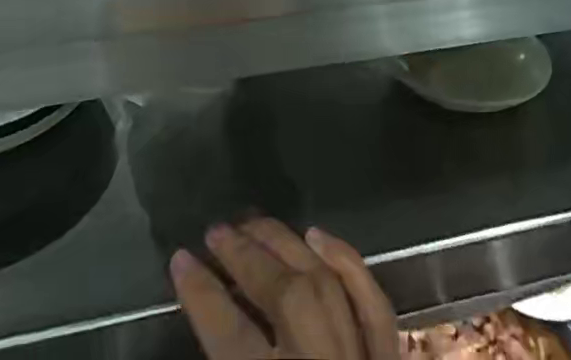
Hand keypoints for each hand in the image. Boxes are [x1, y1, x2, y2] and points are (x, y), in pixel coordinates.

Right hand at [171, 220, 396, 359]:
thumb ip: (227, 356)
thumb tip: (208, 312)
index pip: (231, 335)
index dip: (201, 294)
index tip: (180, 258)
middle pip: (283, 294)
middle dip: (245, 257)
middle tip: (216, 230)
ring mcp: (361, 358)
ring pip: (325, 285)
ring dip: (286, 247)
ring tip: (254, 224)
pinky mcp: (390, 357)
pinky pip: (373, 302)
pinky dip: (347, 263)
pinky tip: (320, 236)